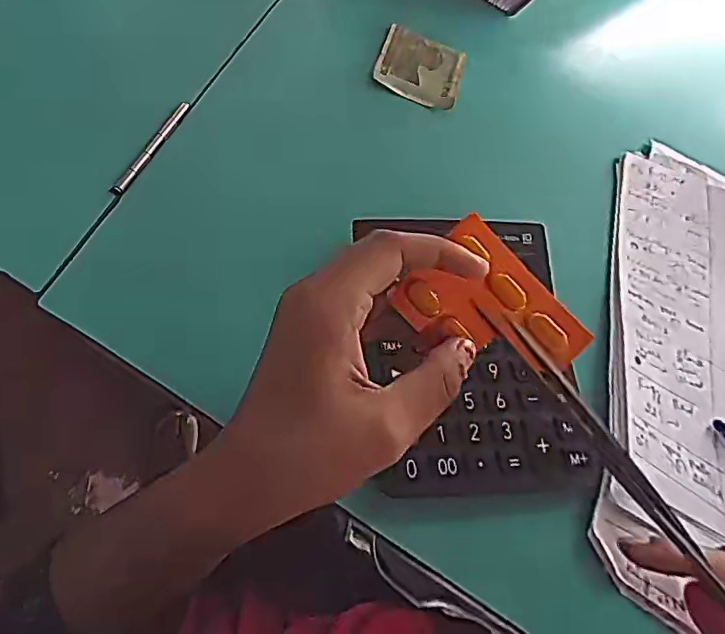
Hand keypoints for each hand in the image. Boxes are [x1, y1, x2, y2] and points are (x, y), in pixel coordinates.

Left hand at [215, 230, 486, 523]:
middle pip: (380, 256)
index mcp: (328, 305)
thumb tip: (463, 349)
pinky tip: (417, 339)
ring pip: (370, 277)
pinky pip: (358, 300)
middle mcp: (314, 294)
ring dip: (412, 293)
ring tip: (451, 320)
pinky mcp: (308, 325)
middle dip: (430, 269)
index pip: (390, 249)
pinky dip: (391, 311)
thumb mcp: (385, 426)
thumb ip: (434, 381)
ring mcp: (308, 307)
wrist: (248, 475)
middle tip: (470, 293)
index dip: (440, 252)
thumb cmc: (304, 454)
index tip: (476, 268)